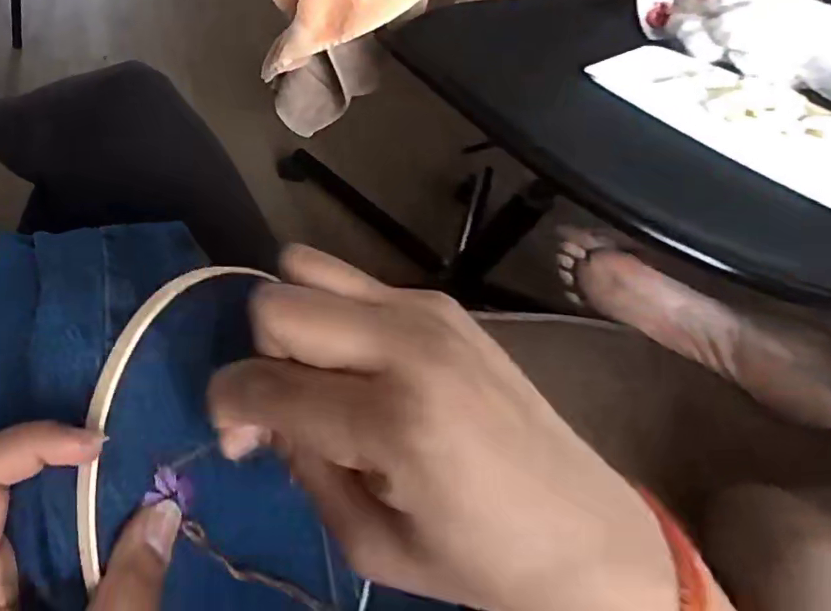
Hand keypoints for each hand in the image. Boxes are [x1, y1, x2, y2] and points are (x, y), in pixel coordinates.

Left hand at [0, 422, 177, 610]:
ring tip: (130, 471)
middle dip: (65, 453)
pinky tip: (121, 516)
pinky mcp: (21, 595)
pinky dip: (85, 519)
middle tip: (122, 447)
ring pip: (32, 507)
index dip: (37, 441)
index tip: (98, 442)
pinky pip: (49, 539)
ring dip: (80, 485)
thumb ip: (126, 589)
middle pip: (9, 477)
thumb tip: (164, 509)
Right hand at [208, 245, 680, 610]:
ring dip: (292, 319)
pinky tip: (362, 361)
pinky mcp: (437, 299)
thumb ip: (299, 466)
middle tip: (287, 402)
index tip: (235, 433)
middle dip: (261, 355)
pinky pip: (346, 279)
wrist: (601, 543)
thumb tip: (256, 414)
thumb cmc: (485, 564)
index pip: (265, 384)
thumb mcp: (371, 543)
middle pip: (274, 306)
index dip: (229, 405)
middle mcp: (405, 346)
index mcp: (395, 422)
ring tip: (321, 369)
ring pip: (301, 267)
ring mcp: (423, 311)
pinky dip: (331, 313)